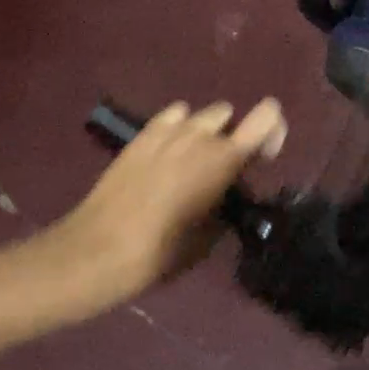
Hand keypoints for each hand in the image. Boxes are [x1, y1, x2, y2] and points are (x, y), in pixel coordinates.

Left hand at [33, 99, 286, 318]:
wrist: (96, 252)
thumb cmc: (158, 254)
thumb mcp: (207, 240)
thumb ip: (226, 208)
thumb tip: (227, 199)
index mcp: (224, 159)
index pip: (268, 115)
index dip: (272, 130)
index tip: (262, 159)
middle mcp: (201, 135)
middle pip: (231, 116)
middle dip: (233, 136)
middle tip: (221, 169)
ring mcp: (169, 131)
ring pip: (202, 115)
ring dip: (205, 133)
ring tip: (190, 162)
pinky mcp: (142, 135)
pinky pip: (173, 116)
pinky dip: (178, 129)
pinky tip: (167, 155)